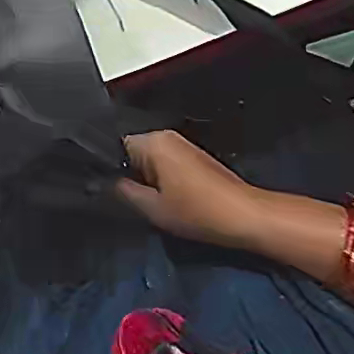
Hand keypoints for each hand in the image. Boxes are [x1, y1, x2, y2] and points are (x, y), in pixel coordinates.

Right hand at [116, 131, 264, 248]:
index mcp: (153, 142)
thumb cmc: (198, 211)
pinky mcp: (194, 158)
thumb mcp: (152, 208)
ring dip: (147, 179)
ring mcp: (182, 146)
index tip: (109, 190)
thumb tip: (107, 183)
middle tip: (130, 200)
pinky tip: (168, 199)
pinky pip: (165, 164)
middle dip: (130, 174)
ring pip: (149, 160)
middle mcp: (167, 137)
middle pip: (132, 153)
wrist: (246, 216)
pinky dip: (162, 180)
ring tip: (150, 202)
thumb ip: (124, 192)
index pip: (115, 147)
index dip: (110, 169)